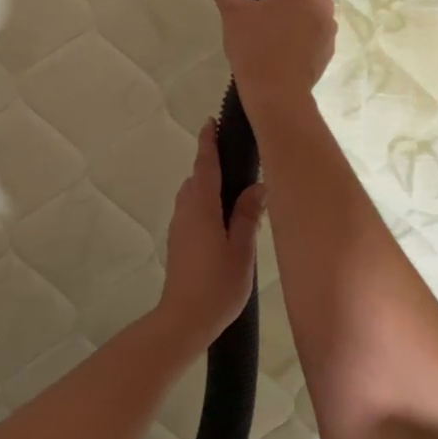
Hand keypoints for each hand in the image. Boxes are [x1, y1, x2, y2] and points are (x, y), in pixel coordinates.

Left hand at [155, 121, 266, 350]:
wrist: (185, 316)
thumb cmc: (218, 284)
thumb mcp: (241, 250)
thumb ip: (248, 216)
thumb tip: (258, 186)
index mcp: (201, 207)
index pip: (205, 166)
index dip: (208, 142)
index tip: (212, 122)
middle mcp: (185, 210)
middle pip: (198, 178)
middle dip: (212, 162)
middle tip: (236, 153)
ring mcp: (179, 226)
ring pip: (194, 194)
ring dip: (209, 184)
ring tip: (236, 184)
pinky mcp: (179, 240)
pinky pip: (192, 210)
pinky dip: (206, 201)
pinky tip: (224, 213)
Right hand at [212, 0, 336, 124]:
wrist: (279, 95)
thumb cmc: (254, 49)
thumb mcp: (231, 16)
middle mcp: (318, 2)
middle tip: (256, 12)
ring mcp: (327, 25)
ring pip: (306, 7)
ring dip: (290, 12)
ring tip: (267, 35)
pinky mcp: (328, 46)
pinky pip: (311, 28)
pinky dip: (297, 31)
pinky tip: (279, 50)